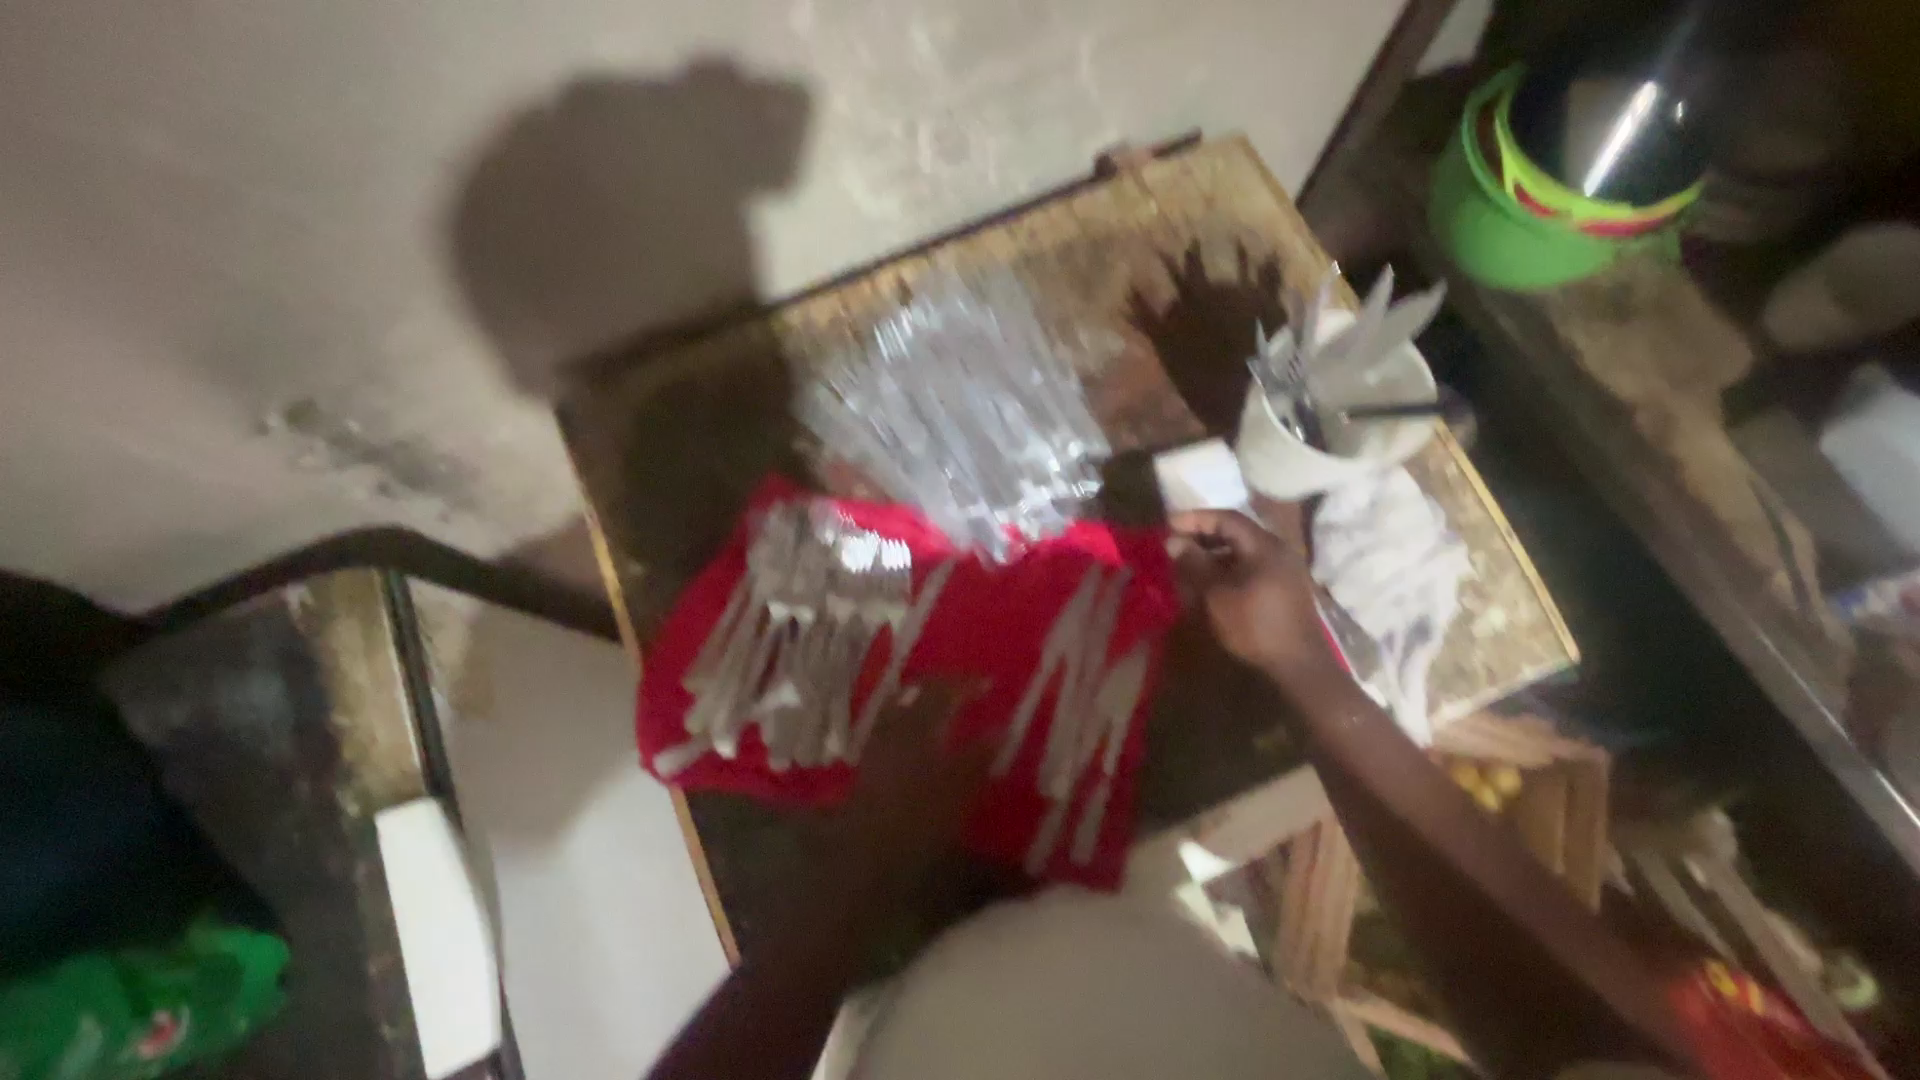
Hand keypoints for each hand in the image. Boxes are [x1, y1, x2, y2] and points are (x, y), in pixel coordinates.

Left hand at [834, 679, 993, 898]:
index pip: (943, 691)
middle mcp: (894, 730)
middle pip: (915, 696)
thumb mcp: (958, 792)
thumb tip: (1001, 730)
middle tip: (962, 689)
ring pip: (898, 711)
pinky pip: (887, 732)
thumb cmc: (917, 825)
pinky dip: (904, 726)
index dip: (965, 683)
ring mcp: (876, 748)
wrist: (863, 858)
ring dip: (917, 704)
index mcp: (918, 728)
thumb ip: (978, 757)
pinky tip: (915, 739)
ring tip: (937, 708)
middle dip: (939, 688)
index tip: (987, 680)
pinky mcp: (866, 769)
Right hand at [1168, 503, 1337, 681]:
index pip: (1226, 518)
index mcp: (1264, 545)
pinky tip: (1211, 584)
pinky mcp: (1283, 589)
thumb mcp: (1216, 593)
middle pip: (1236, 533)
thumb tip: (1173, 541)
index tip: (1169, 524)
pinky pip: (1250, 568)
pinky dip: (1227, 569)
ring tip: (1188, 565)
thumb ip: (1194, 563)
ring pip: (1242, 552)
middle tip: (1176, 544)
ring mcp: (1283, 570)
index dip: (1195, 518)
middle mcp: (1277, 551)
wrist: (1296, 664)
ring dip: (1214, 555)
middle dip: (1203, 536)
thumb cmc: (1253, 624)